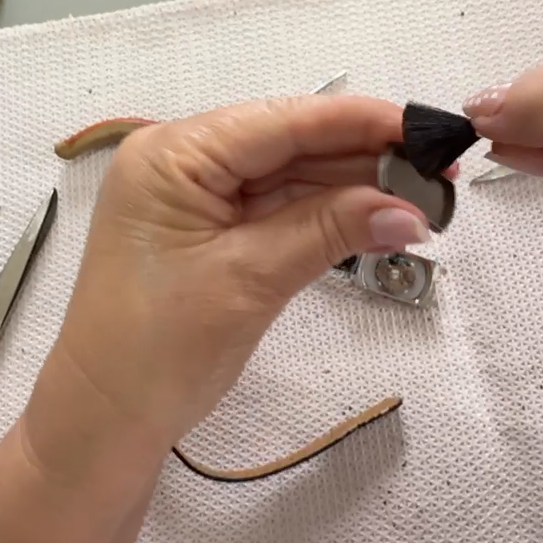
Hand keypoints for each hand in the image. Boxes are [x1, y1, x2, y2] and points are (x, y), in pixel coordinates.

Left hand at [30, 97, 431, 464]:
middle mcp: (181, 160)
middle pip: (286, 142)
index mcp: (172, 155)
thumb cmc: (157, 350)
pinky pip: (274, 205)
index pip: (278, 121)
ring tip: (422, 196)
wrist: (103, 422)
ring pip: (286, 173)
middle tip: (438, 170)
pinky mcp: (209, 226)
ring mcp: (194, 194)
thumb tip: (411, 210)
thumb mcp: (247, 280)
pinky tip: (374, 215)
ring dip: (350, 184)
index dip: (356, 121)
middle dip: (361, 155)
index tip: (424, 128)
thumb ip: (328, 230)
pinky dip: (323, 212)